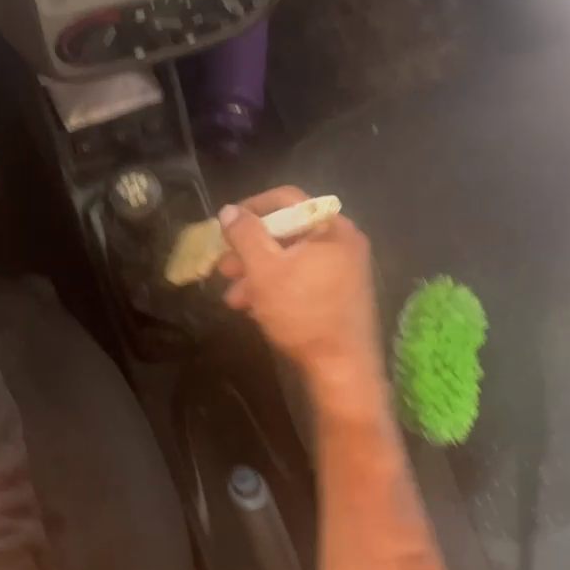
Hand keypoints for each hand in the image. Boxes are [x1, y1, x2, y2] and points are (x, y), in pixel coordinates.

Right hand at [217, 187, 382, 402]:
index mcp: (332, 228)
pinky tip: (251, 308)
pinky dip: (275, 287)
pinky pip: (301, 279)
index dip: (251, 207)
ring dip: (257, 272)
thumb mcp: (264, 269)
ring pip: (290, 259)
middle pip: (287, 232)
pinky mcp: (339, 296)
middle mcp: (343, 243)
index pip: (287, 199)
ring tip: (232, 296)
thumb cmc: (302, 312)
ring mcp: (344, 271)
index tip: (226, 225)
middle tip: (225, 265)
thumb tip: (229, 210)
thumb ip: (244, 234)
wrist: (342, 370)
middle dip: (249, 249)